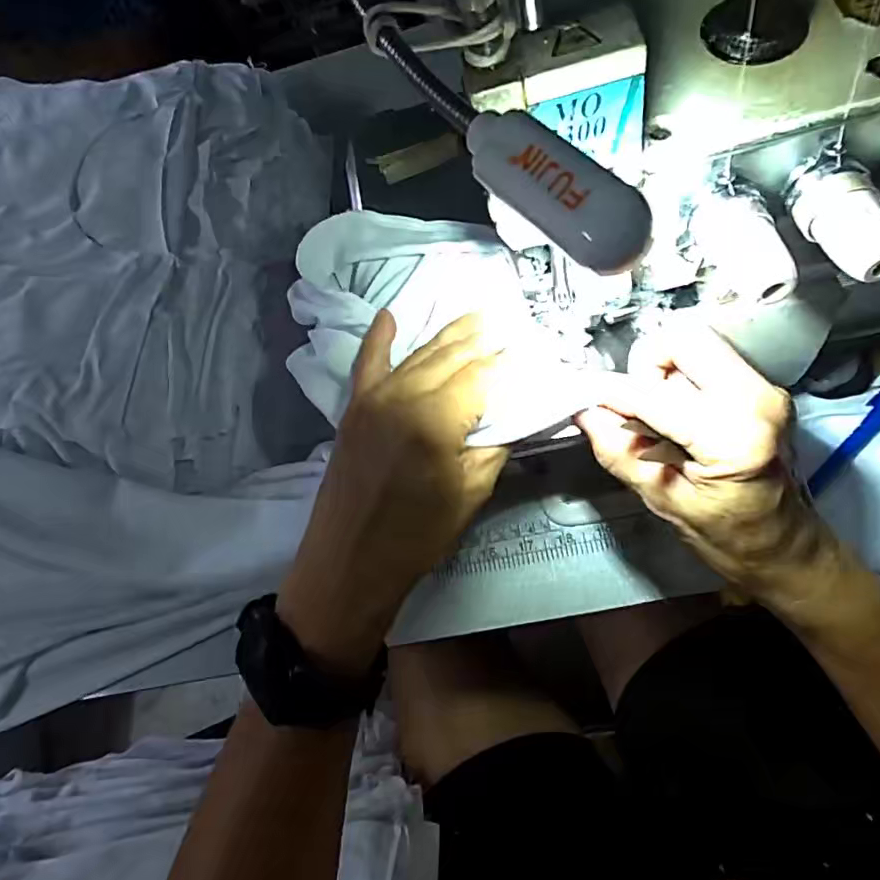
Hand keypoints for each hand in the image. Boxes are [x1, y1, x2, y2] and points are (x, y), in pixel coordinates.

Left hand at [278, 310, 508, 673]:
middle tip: (511, 324)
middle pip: (451, 356)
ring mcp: (373, 398)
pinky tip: (391, 314)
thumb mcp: (471, 493)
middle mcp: (402, 395)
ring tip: (476, 317)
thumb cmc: (417, 536)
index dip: (507, 362)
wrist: (348, 564)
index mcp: (435, 418)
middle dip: (483, 339)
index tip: (531, 350)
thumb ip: (493, 444)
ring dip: (448, 335)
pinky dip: (380, 337)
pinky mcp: (354, 408)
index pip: (480, 375)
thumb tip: (509, 414)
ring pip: (418, 355)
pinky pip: (368, 363)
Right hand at [577, 324, 858, 616]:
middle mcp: (756, 398)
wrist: (786, 547)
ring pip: (693, 345)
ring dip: (664, 374)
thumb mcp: (665, 502)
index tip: (590, 401)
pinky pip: (707, 360)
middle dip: (647, 368)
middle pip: (682, 340)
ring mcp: (764, 388)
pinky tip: (681, 419)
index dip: (614, 396)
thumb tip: (587, 413)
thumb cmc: (731, 539)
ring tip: (663, 422)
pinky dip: (681, 379)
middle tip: (639, 410)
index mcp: (734, 436)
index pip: (654, 394)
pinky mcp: (762, 386)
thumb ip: (620, 453)